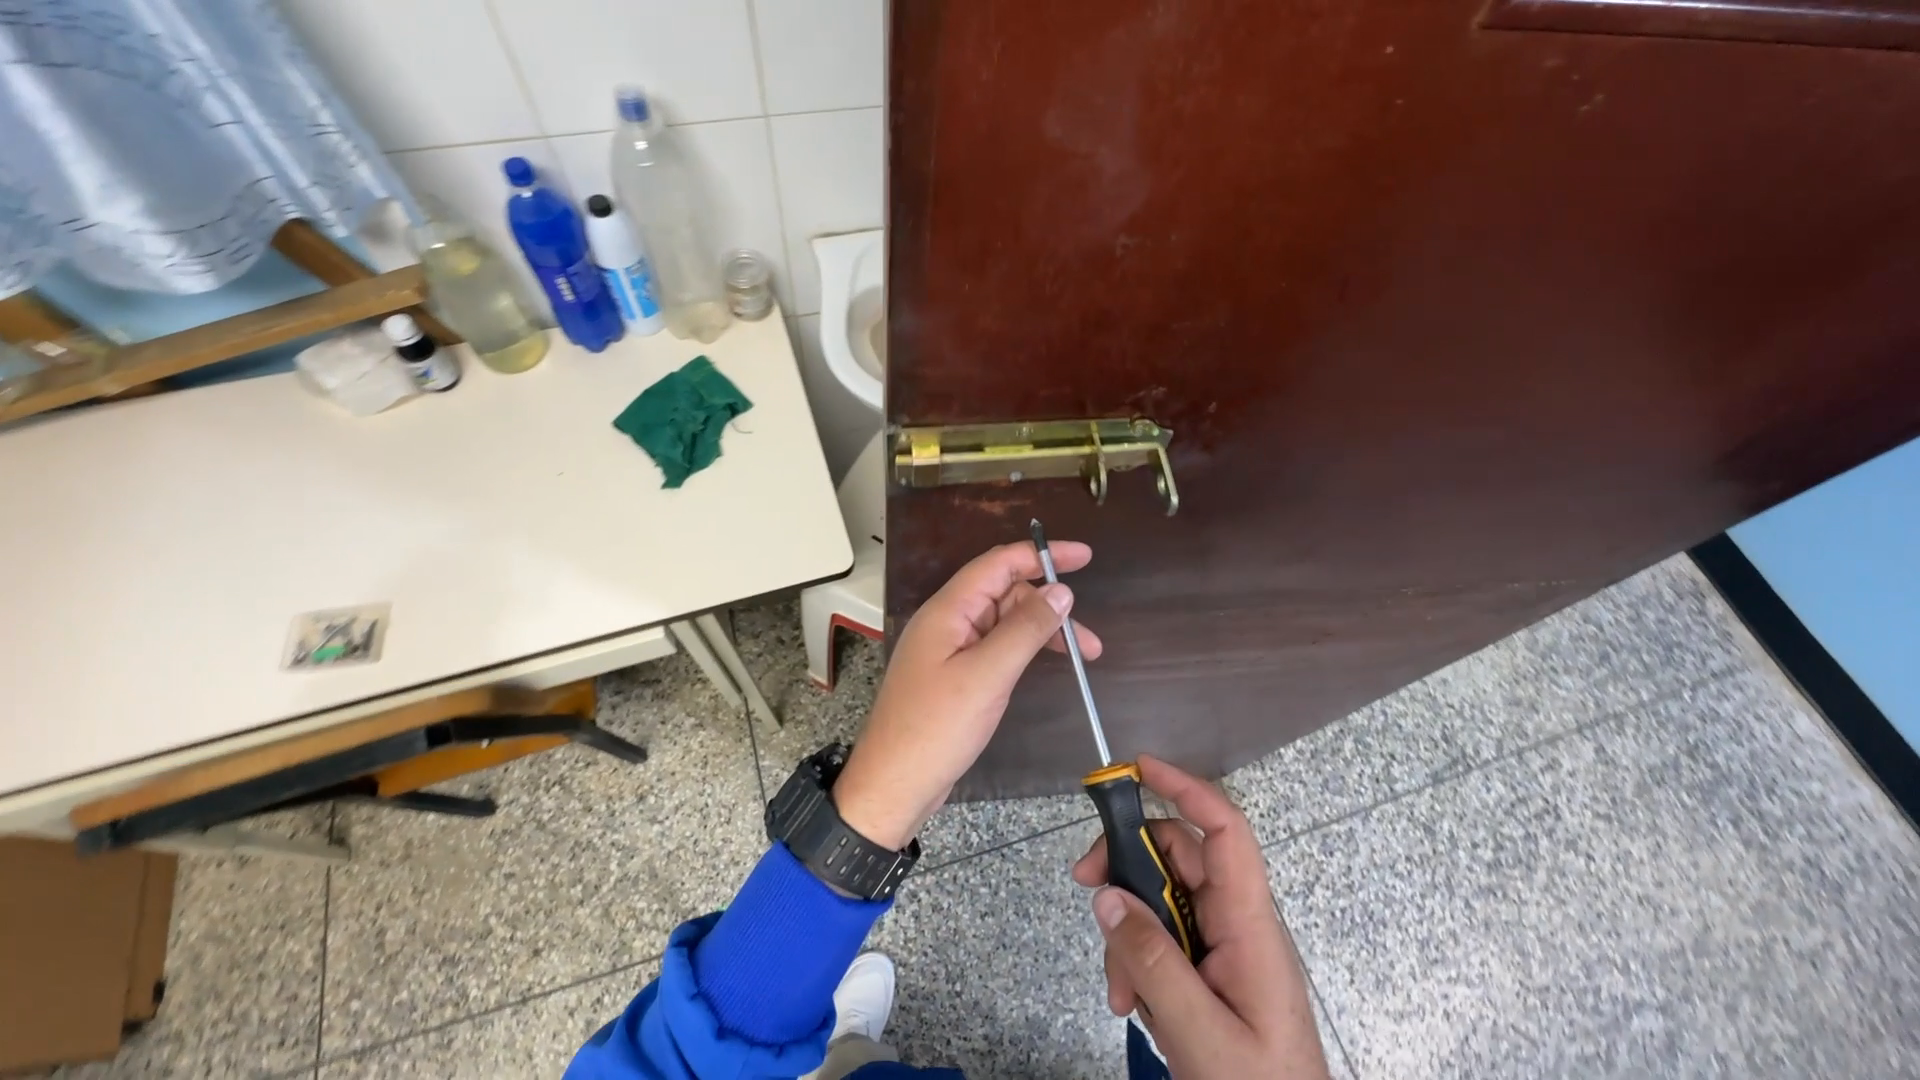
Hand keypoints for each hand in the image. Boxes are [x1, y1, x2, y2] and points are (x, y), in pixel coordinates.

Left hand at [832, 539, 1101, 849]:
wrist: (894, 785)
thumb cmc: (936, 728)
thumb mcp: (987, 676)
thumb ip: (1025, 629)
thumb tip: (1060, 591)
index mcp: (948, 611)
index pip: (999, 564)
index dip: (1042, 555)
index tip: (1084, 556)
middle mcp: (948, 622)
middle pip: (1005, 593)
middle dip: (1050, 605)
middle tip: (1090, 639)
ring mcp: (950, 650)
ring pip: (1004, 622)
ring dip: (1043, 631)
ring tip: (1085, 655)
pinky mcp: (955, 676)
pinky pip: (996, 648)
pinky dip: (1025, 651)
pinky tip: (1045, 663)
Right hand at [1072, 756, 1329, 1079]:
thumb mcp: (1199, 1031)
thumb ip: (1151, 962)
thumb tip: (1107, 895)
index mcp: (1249, 924)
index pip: (1225, 831)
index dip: (1186, 789)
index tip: (1138, 768)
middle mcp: (1237, 922)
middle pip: (1178, 858)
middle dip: (1127, 867)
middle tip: (1084, 885)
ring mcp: (1224, 946)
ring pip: (1162, 901)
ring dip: (1128, 931)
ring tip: (1119, 991)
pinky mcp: (1211, 970)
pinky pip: (1164, 939)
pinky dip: (1137, 960)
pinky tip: (1131, 1002)